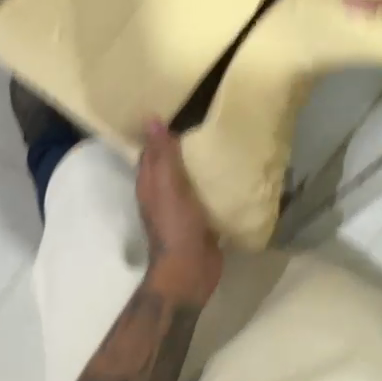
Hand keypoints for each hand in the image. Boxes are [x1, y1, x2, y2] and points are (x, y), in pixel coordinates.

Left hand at [135, 120, 223, 301]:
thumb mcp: (168, 185)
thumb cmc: (175, 225)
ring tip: (222, 143)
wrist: (190, 270)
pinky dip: (215, 186)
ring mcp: (181, 209)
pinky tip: (231, 175)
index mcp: (149, 184)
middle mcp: (162, 194)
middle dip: (184, 146)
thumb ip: (163, 154)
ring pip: (189, 180)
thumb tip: (151, 119)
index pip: (151, 151)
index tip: (178, 110)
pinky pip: (206, 198)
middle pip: (170, 164)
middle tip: (206, 123)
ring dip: (201, 166)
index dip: (160, 132)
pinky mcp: (200, 221)